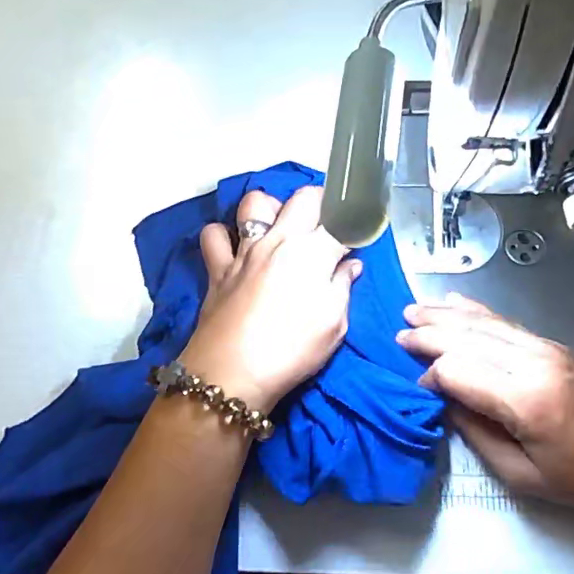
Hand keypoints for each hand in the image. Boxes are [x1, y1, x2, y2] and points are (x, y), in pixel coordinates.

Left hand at [177, 186, 361, 411]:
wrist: (231, 375)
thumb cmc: (293, 351)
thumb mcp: (335, 324)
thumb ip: (343, 286)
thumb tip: (350, 265)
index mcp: (313, 253)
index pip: (343, 223)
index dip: (356, 226)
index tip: (360, 233)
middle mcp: (280, 241)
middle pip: (304, 199)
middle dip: (321, 202)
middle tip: (326, 221)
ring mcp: (245, 251)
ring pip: (255, 202)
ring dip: (271, 207)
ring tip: (278, 226)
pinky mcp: (218, 268)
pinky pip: (213, 235)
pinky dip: (224, 235)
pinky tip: (235, 248)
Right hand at [398, 295, 573, 539]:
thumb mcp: (524, 476)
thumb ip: (479, 434)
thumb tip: (446, 401)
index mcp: (526, 399)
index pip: (460, 370)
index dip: (430, 374)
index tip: (413, 384)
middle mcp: (535, 362)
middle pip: (471, 336)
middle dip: (432, 332)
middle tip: (398, 328)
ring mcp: (549, 348)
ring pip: (489, 323)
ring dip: (451, 315)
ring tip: (417, 308)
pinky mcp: (557, 346)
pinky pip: (510, 324)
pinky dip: (481, 313)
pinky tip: (461, 304)